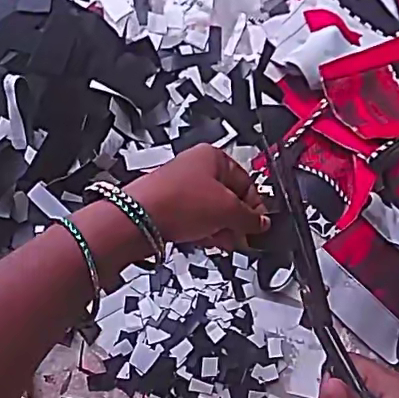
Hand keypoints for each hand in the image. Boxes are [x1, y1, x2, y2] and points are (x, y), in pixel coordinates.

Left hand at [124, 144, 269, 250]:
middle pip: (227, 197)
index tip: (260, 224)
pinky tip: (203, 240)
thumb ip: (250, 218)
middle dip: (236, 220)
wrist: (138, 219)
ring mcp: (179, 188)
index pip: (247, 181)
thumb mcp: (227, 210)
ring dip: (219, 228)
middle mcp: (194, 168)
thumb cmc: (174, 201)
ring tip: (222, 241)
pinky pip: (192, 220)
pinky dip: (201, 230)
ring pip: (209, 211)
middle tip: (241, 236)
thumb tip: (260, 223)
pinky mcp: (167, 207)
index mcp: (213, 156)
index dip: (256, 205)